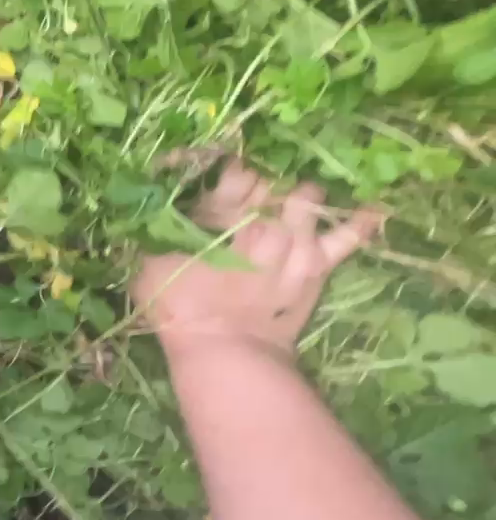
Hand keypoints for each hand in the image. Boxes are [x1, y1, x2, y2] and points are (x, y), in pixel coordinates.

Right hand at [133, 161, 383, 361]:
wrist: (223, 346)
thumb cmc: (178, 305)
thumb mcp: (148, 265)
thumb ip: (154, 236)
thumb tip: (150, 216)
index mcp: (214, 216)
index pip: (227, 179)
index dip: (223, 172)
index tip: (214, 174)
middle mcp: (260, 220)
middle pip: (266, 187)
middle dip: (258, 184)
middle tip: (247, 190)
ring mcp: (295, 242)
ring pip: (303, 203)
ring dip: (298, 196)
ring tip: (294, 195)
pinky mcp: (319, 267)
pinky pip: (346, 240)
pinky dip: (358, 224)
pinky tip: (370, 211)